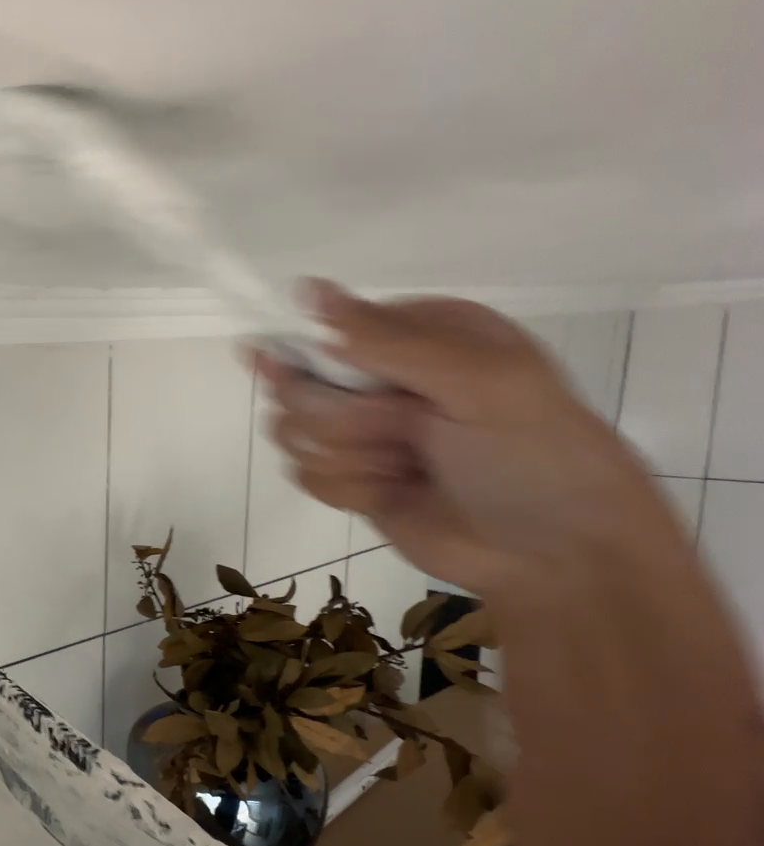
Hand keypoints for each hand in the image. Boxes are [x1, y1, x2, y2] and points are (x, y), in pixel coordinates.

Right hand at [255, 279, 669, 593]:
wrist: (553, 556)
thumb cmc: (532, 457)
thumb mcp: (476, 382)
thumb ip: (385, 339)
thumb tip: (304, 289)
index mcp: (424, 336)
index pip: (329, 331)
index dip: (334, 365)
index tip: (372, 391)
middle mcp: (386, 377)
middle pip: (297, 386)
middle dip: (344, 421)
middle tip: (404, 435)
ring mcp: (363, 430)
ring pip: (292, 432)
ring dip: (347, 459)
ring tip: (405, 469)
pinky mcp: (349, 476)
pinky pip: (303, 473)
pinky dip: (347, 489)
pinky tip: (392, 493)